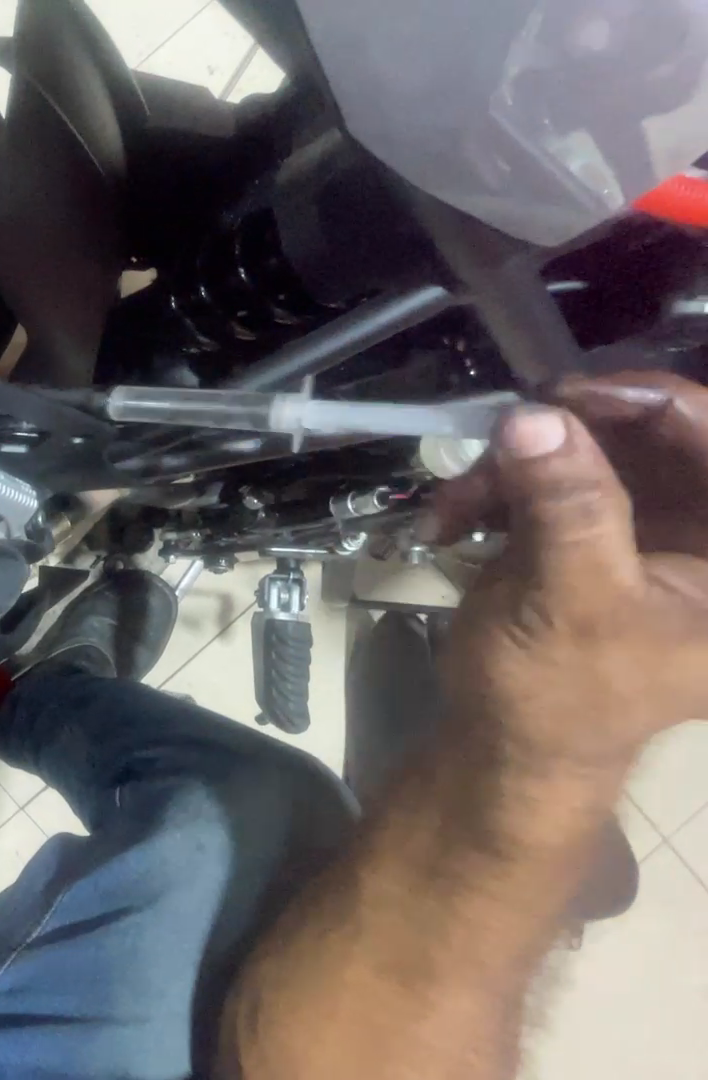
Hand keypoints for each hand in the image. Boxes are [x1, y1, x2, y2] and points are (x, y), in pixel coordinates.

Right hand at [427, 377, 707, 771]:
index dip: (654, 403)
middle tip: (488, 454)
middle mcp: (706, 530)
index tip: (560, 394)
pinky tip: (451, 522)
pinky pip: (543, 482)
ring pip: (585, 456)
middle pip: (650, 439)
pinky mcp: (588, 534)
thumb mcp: (571, 599)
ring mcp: (648, 530)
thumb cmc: (560, 687)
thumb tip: (533, 417)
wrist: (506, 737)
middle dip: (557, 444)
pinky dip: (490, 492)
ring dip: (507, 472)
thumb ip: (566, 508)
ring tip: (453, 509)